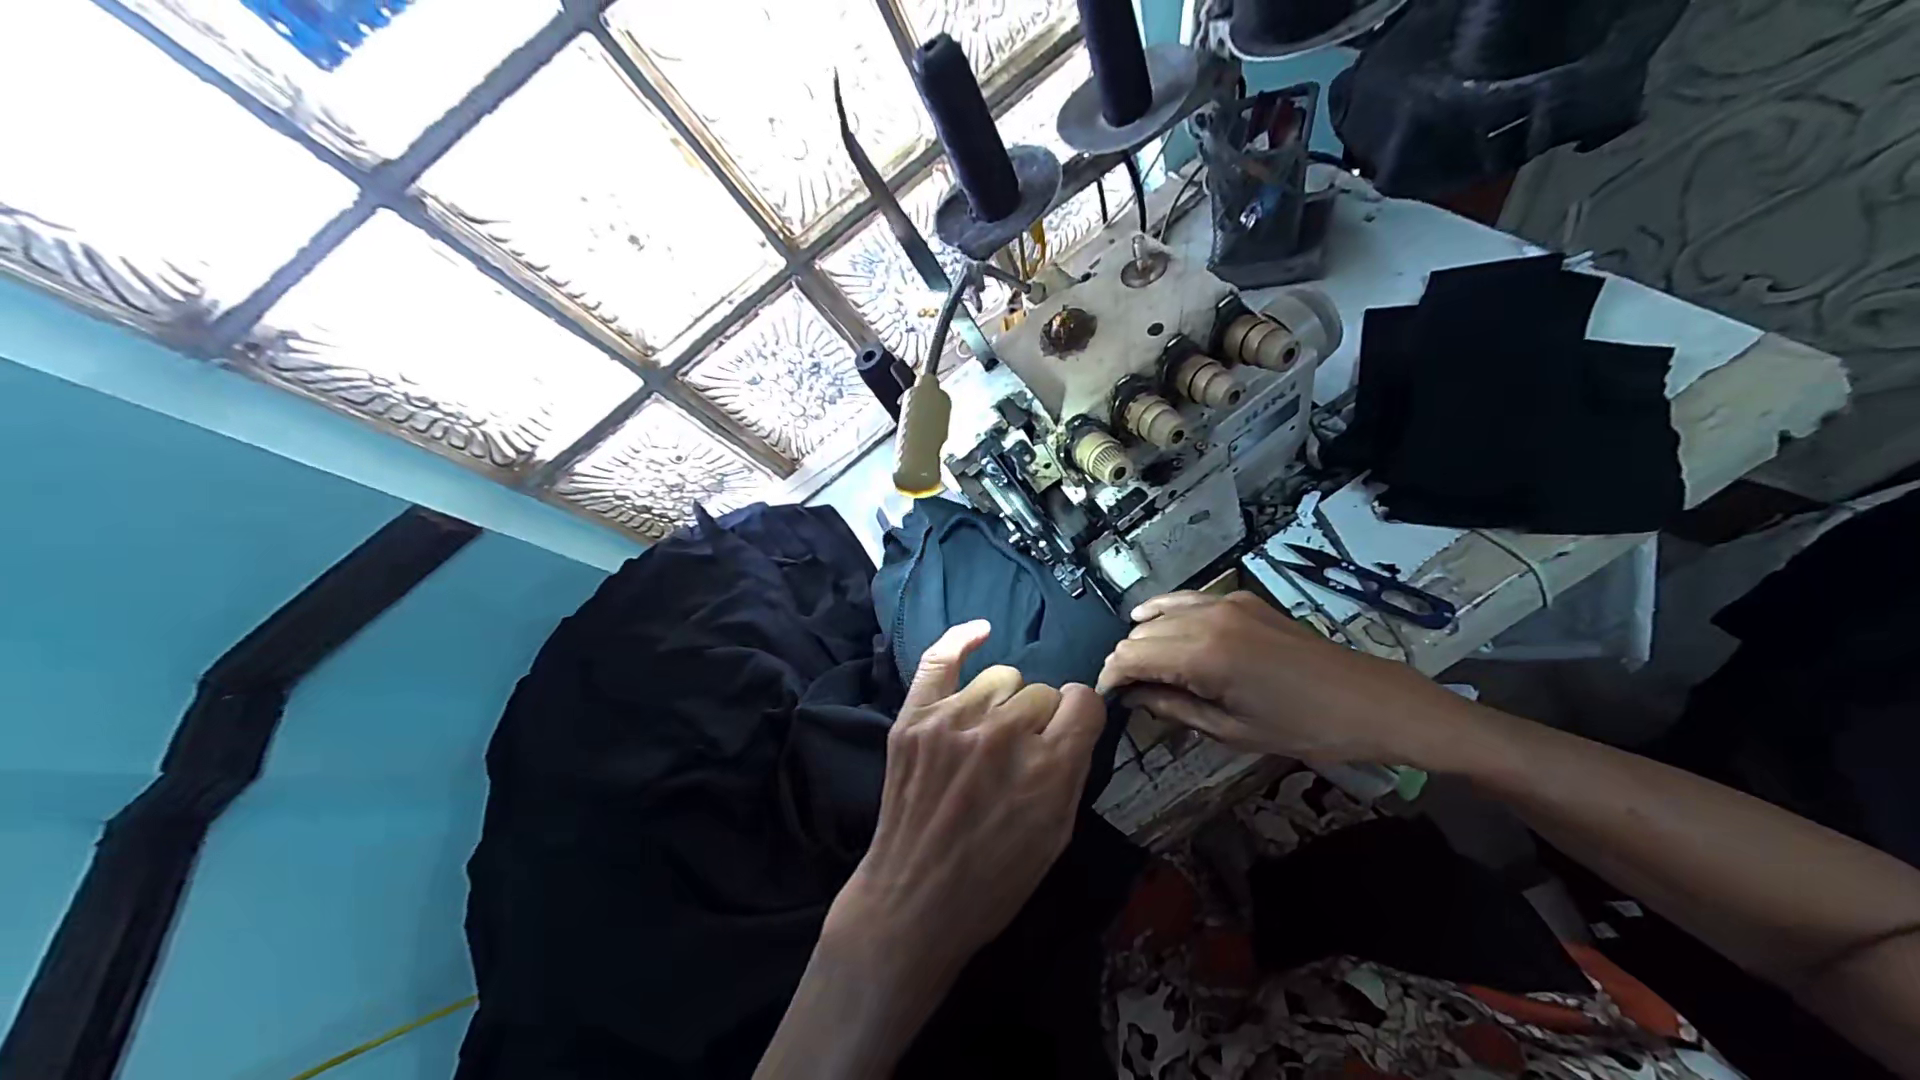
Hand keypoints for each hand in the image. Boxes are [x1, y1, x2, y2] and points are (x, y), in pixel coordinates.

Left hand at [825, 619, 1107, 978]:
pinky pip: (941, 657)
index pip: (1083, 701)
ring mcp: (952, 721)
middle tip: (1019, 754)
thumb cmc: (995, 878)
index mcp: (1048, 769)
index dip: (1079, 716)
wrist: (913, 899)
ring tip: (988, 736)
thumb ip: (1073, 767)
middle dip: (1039, 720)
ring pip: (1001, 677)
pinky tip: (981, 633)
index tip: (1069, 731)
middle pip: (1041, 691)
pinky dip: (962, 640)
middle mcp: (1002, 735)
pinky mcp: (913, 718)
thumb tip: (1075, 719)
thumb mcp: (1058, 834)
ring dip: (1004, 703)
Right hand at [1095, 591, 1470, 765]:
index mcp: (1203, 657)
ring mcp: (1225, 603)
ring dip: (1143, 638)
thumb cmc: (1303, 728)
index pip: (1131, 658)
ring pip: (1158, 613)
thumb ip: (1173, 708)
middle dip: (1125, 661)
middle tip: (1126, 691)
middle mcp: (1206, 620)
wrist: (1369, 700)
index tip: (1106, 699)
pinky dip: (1165, 612)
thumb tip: (1133, 698)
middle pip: (1140, 634)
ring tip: (1142, 666)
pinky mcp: (1241, 599)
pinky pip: (1187, 599)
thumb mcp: (1231, 731)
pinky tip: (1154, 622)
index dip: (1110, 678)